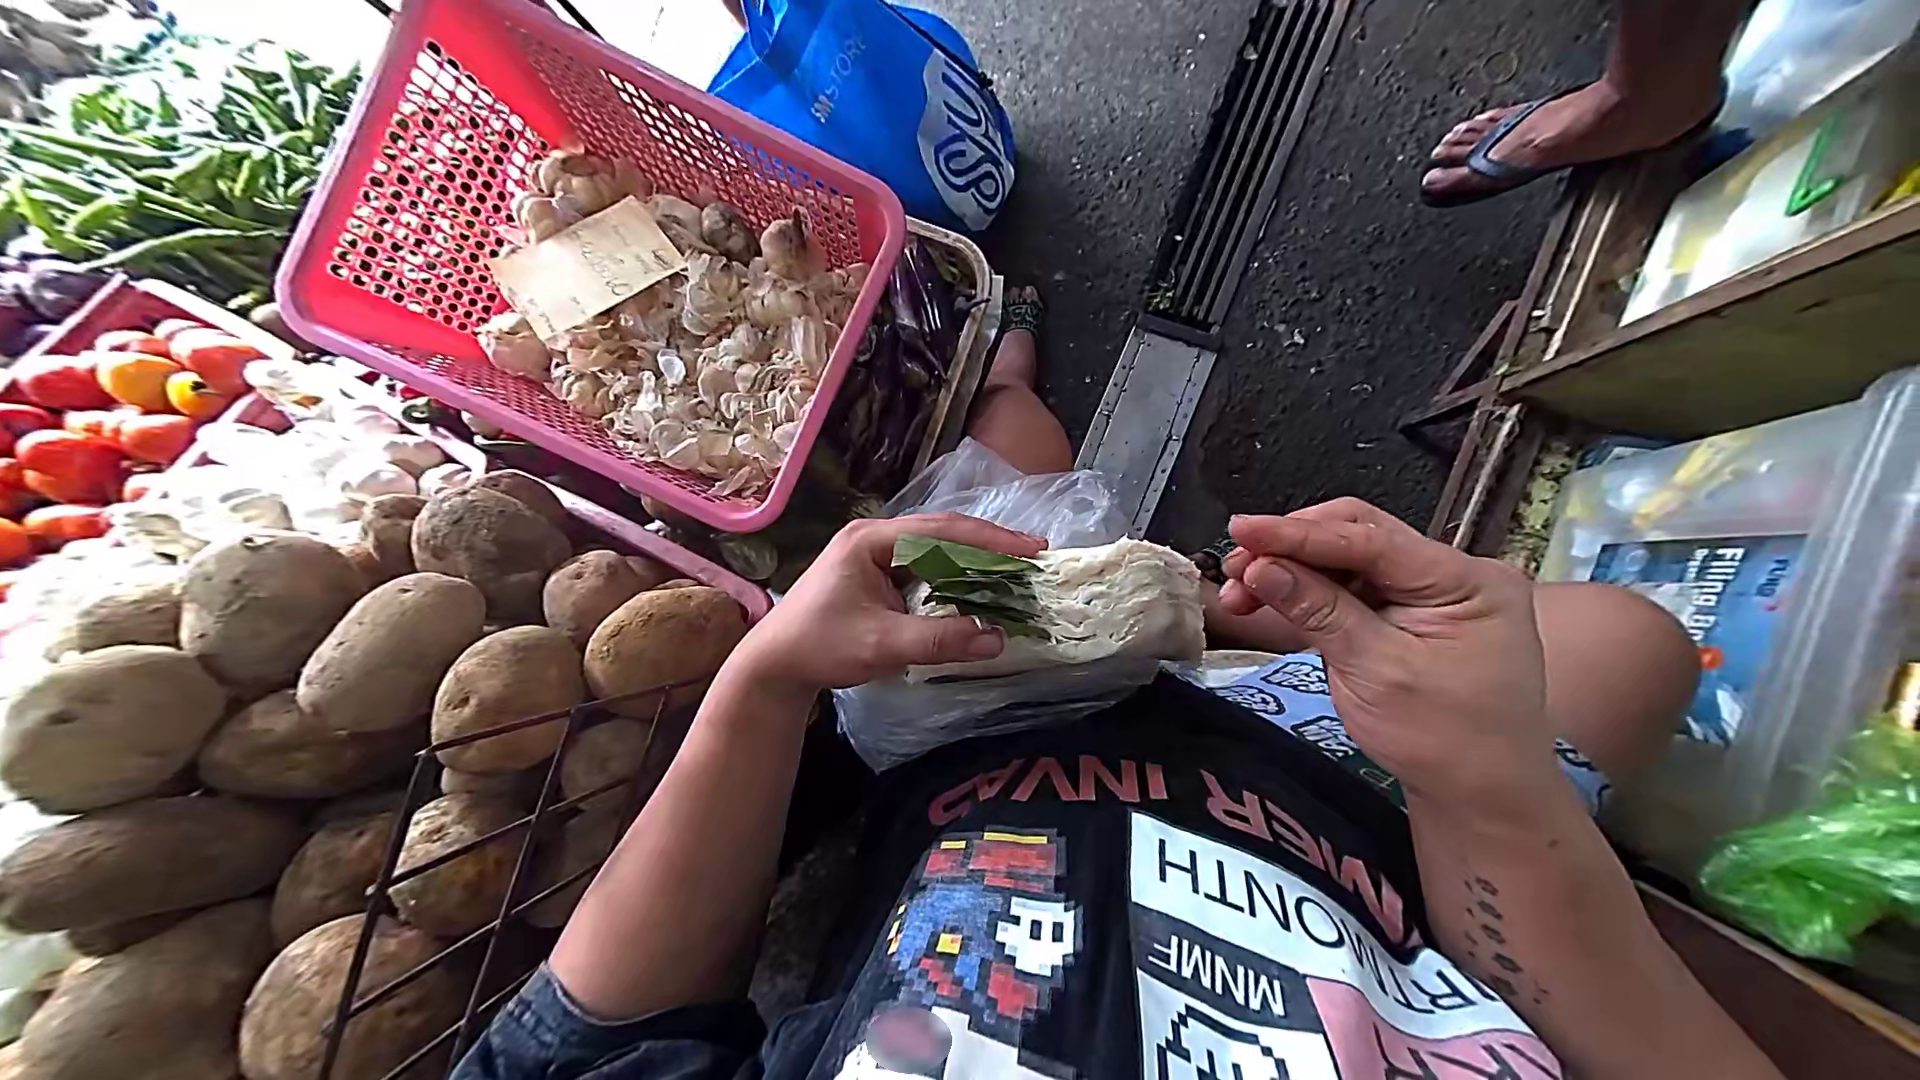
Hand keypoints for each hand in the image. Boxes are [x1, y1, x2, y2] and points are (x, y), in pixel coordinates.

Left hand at [728, 513, 1045, 692]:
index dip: (990, 538)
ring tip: (1013, 571)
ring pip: (936, 551)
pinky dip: (955, 578)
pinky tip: (977, 589)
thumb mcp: (882, 644)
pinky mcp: (879, 576)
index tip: (1031, 549)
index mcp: (871, 540)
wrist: (775, 665)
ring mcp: (876, 556)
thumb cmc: (820, 646)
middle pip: (943, 533)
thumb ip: (940, 640)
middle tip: (1032, 557)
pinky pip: (926, 570)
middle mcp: (875, 539)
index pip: (942, 530)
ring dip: (973, 561)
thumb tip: (998, 638)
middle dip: (988, 545)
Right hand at [1219, 498, 1556, 808]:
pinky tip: (1261, 598)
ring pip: (1337, 555)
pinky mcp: (1395, 606)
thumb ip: (1317, 610)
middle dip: (1288, 546)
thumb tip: (1258, 567)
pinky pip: (1337, 582)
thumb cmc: (1438, 737)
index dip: (1296, 533)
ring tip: (1239, 590)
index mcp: (1465, 580)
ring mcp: (1420, 587)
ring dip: (1284, 567)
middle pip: (1352, 534)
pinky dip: (1296, 588)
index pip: (1367, 539)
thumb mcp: (1374, 671)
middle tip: (1236, 567)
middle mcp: (1446, 570)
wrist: (1475, 791)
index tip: (1241, 528)